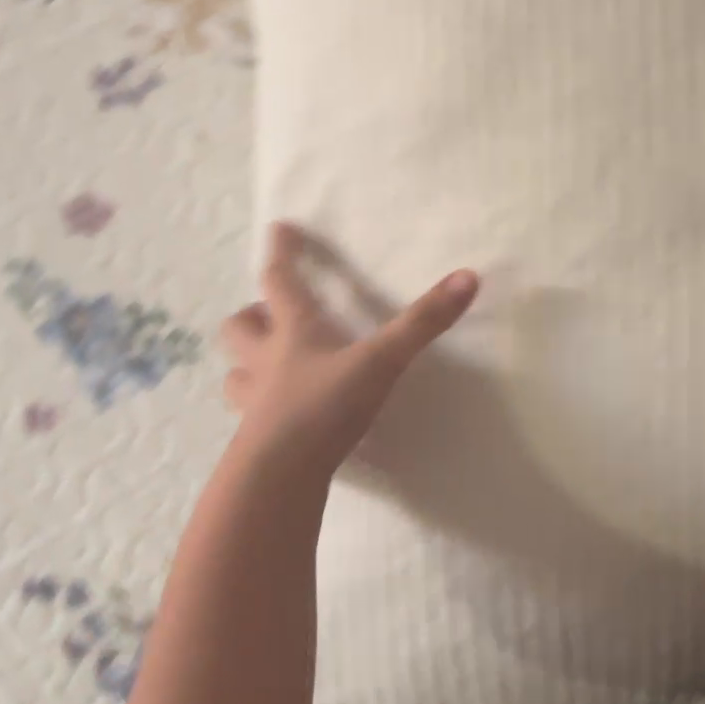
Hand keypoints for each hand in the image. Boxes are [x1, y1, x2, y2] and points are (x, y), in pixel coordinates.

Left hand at [219, 221, 479, 472]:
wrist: (279, 474)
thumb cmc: (326, 406)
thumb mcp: (383, 360)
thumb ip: (424, 322)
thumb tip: (468, 277)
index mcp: (295, 333)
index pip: (281, 282)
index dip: (283, 253)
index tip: (279, 229)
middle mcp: (266, 360)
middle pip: (241, 326)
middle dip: (253, 313)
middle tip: (270, 311)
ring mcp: (255, 400)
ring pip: (236, 371)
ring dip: (247, 361)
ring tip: (267, 363)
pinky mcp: (255, 436)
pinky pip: (248, 413)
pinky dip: (258, 405)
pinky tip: (276, 413)